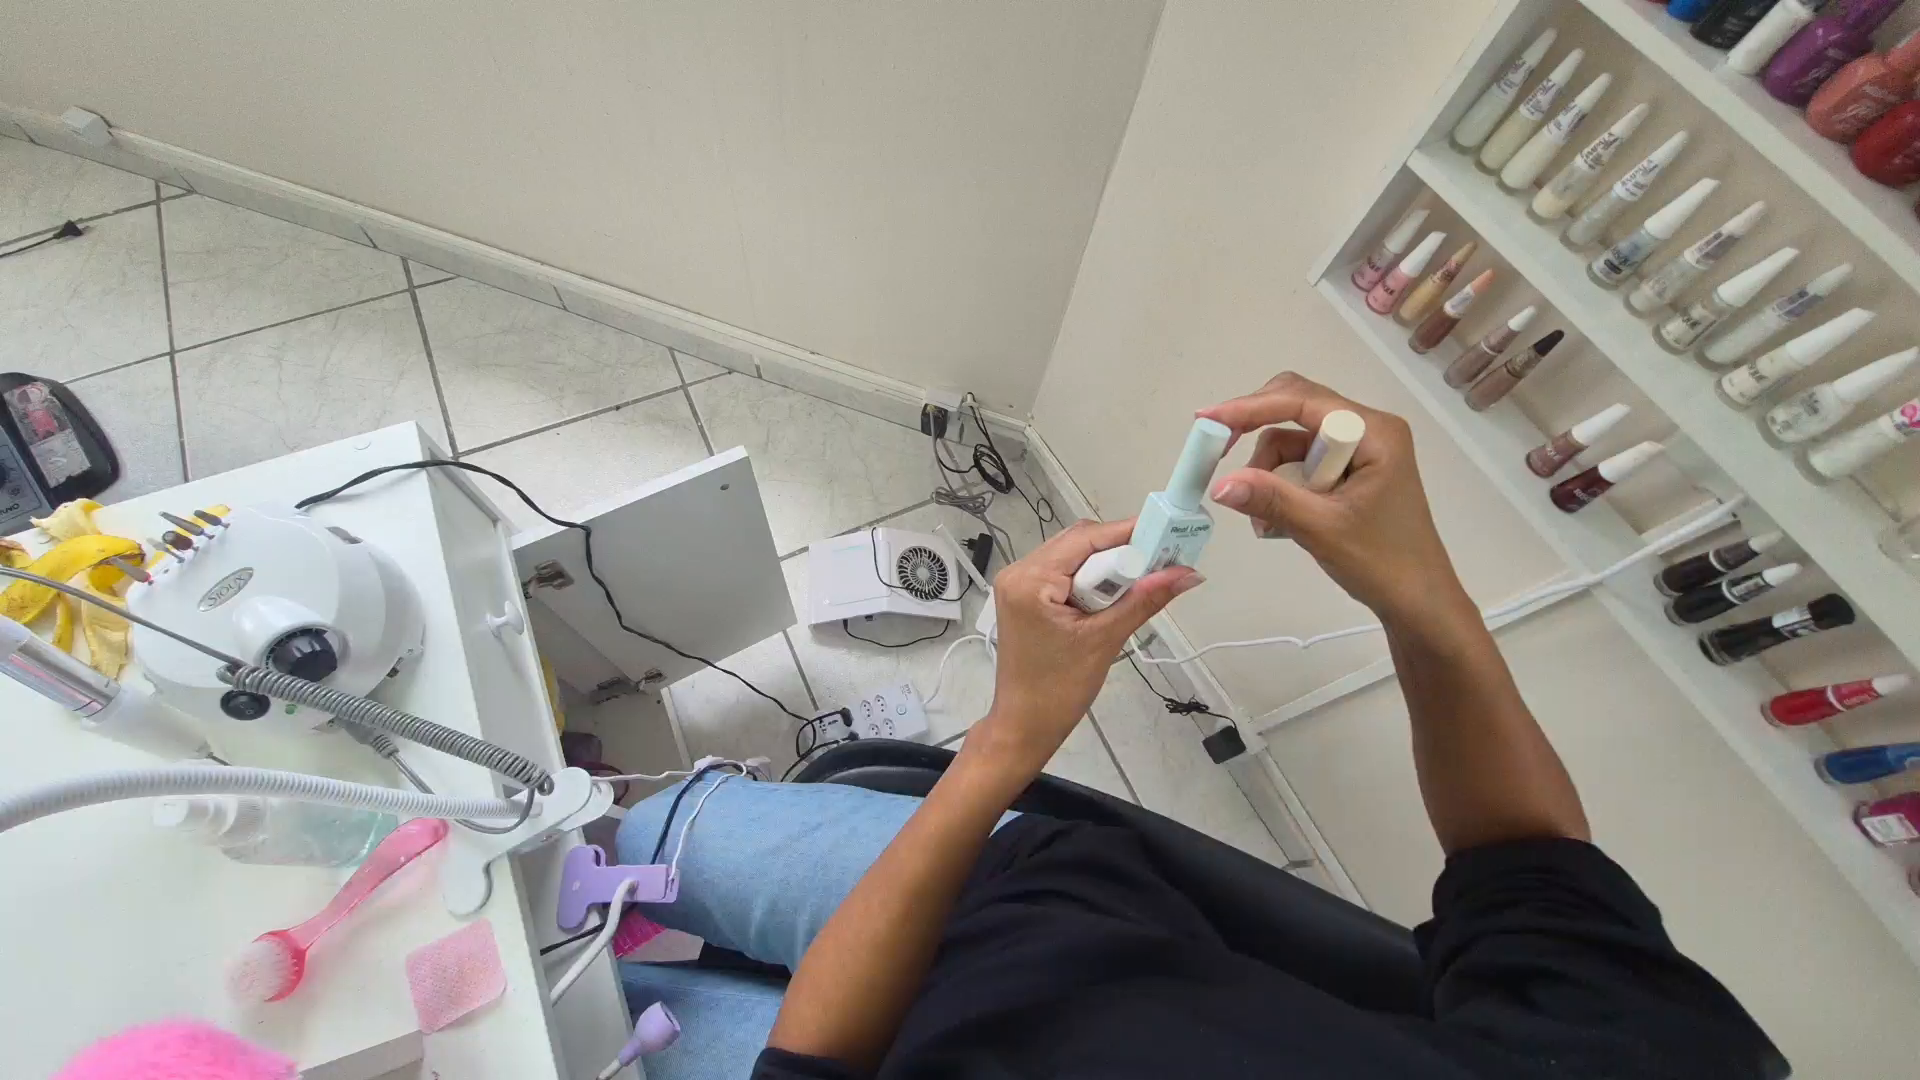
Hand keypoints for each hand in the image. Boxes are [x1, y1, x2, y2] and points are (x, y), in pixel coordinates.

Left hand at [965, 520, 1201, 777]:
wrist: (1025, 725)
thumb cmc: (1059, 689)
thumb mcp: (1106, 639)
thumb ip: (1145, 599)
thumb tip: (1187, 573)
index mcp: (1030, 579)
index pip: (1085, 538)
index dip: (1127, 532)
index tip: (1166, 534)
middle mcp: (1018, 572)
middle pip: (1078, 542)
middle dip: (1119, 550)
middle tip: (1159, 560)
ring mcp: (1018, 584)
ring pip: (1072, 556)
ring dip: (1106, 565)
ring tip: (1141, 579)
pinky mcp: (1024, 597)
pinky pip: (1063, 573)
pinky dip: (1090, 579)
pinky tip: (1113, 593)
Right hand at [1197, 373, 1467, 623]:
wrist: (1417, 599)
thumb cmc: (1382, 562)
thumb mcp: (1320, 529)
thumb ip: (1270, 499)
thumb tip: (1220, 484)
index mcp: (1373, 432)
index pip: (1301, 401)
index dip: (1250, 407)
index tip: (1207, 421)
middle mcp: (1366, 429)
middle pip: (1293, 409)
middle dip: (1254, 433)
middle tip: (1219, 456)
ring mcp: (1356, 450)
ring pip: (1289, 441)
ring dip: (1266, 474)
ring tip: (1263, 520)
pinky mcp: (1345, 471)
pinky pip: (1296, 464)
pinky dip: (1277, 487)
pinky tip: (1275, 521)